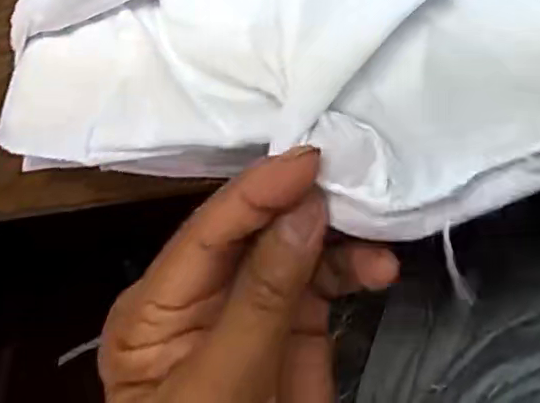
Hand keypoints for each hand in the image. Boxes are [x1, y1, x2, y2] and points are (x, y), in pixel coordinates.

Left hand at [99, 146, 398, 402]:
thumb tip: (307, 206)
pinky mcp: (296, 316)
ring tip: (377, 230)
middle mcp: (206, 288)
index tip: (311, 159)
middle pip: (259, 224)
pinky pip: (328, 274)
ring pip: (300, 241)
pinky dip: (356, 266)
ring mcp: (254, 299)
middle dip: (306, 200)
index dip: (259, 190)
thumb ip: (263, 294)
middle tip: (351, 176)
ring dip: (343, 234)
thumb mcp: (223, 385)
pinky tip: (381, 269)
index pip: (209, 228)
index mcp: (158, 303)